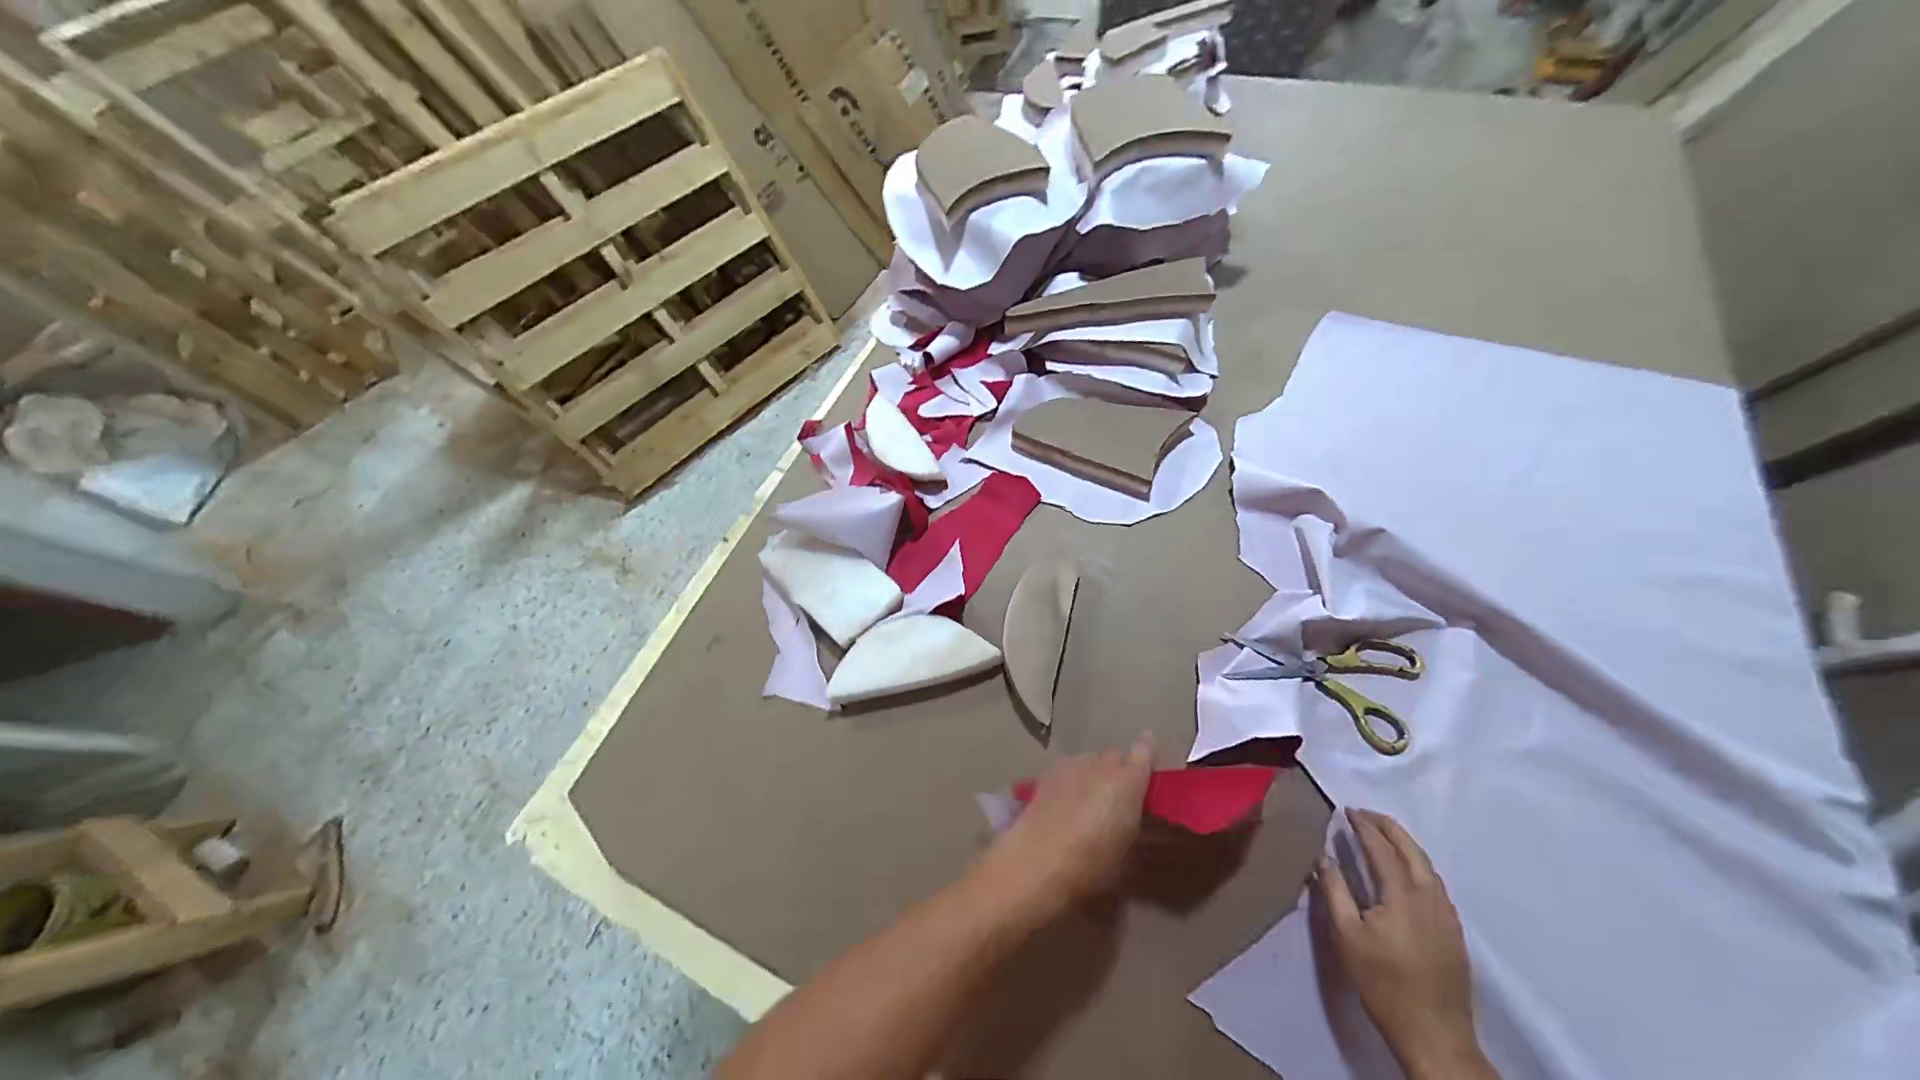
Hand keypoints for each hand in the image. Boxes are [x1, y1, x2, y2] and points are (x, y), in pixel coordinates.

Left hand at [975, 734, 1153, 920]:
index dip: (1146, 750)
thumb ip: (1132, 818)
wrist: (1039, 860)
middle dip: (1118, 768)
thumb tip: (1131, 809)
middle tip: (1116, 793)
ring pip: (1089, 759)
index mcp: (1128, 781)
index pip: (1144, 751)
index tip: (1148, 750)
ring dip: (1093, 772)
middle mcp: (1101, 764)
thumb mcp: (1125, 848)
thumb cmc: (1092, 862)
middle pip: (1114, 755)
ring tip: (1088, 798)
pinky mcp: (1047, 772)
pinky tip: (1064, 800)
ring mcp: (1071, 764)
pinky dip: (1072, 779)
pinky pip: (1068, 768)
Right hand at [1318, 809, 1487, 1077]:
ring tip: (1383, 833)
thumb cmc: (1381, 982)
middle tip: (1365, 813)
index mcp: (1402, 895)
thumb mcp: (1346, 936)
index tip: (1347, 810)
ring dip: (1405, 843)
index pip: (1381, 848)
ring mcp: (1447, 914)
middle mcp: (1430, 897)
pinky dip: (1418, 864)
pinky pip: (1436, 884)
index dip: (1364, 826)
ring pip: (1427, 866)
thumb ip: (1334, 891)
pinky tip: (1407, 870)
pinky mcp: (1454, 930)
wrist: (1433, 1033)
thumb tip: (1324, 857)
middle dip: (1388, 826)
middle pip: (1411, 850)